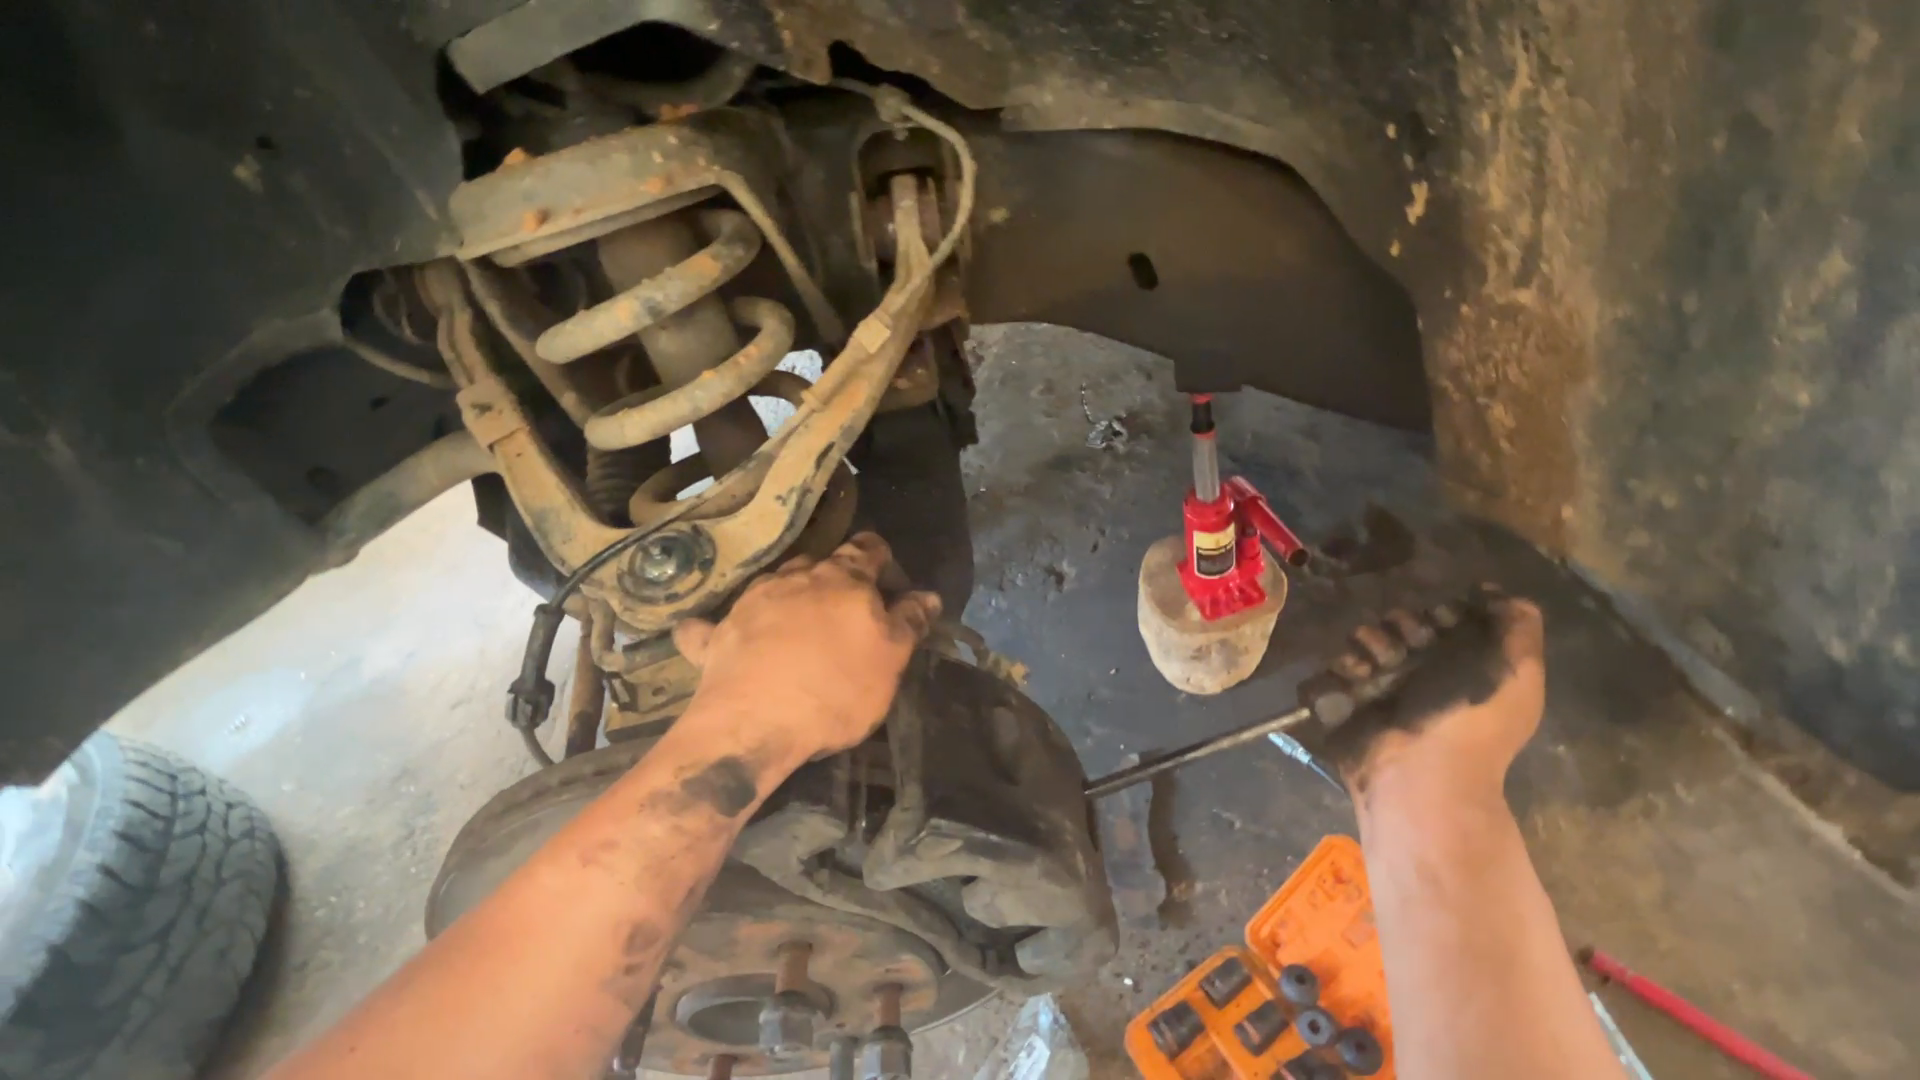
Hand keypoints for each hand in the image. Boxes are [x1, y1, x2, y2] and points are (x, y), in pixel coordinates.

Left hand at [672, 532, 941, 759]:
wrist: (755, 723)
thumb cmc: (836, 690)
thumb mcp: (890, 661)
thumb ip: (909, 622)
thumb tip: (928, 594)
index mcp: (844, 580)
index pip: (867, 549)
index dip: (880, 557)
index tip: (887, 576)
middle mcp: (795, 578)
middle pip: (819, 562)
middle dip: (833, 577)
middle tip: (844, 608)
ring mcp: (751, 601)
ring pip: (773, 583)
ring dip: (786, 593)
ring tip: (794, 620)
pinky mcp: (716, 633)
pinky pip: (710, 623)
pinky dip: (712, 626)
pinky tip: (706, 632)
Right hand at [1320, 590, 1545, 799]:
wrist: (1422, 772)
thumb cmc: (1472, 721)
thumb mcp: (1517, 674)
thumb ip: (1519, 629)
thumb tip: (1499, 593)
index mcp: (1461, 666)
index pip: (1442, 619)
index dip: (1443, 613)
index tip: (1444, 621)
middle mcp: (1419, 673)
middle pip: (1399, 623)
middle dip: (1402, 625)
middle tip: (1409, 645)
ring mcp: (1379, 686)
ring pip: (1364, 637)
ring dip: (1371, 642)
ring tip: (1380, 662)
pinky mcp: (1346, 698)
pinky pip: (1336, 665)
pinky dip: (1346, 666)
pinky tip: (1360, 676)